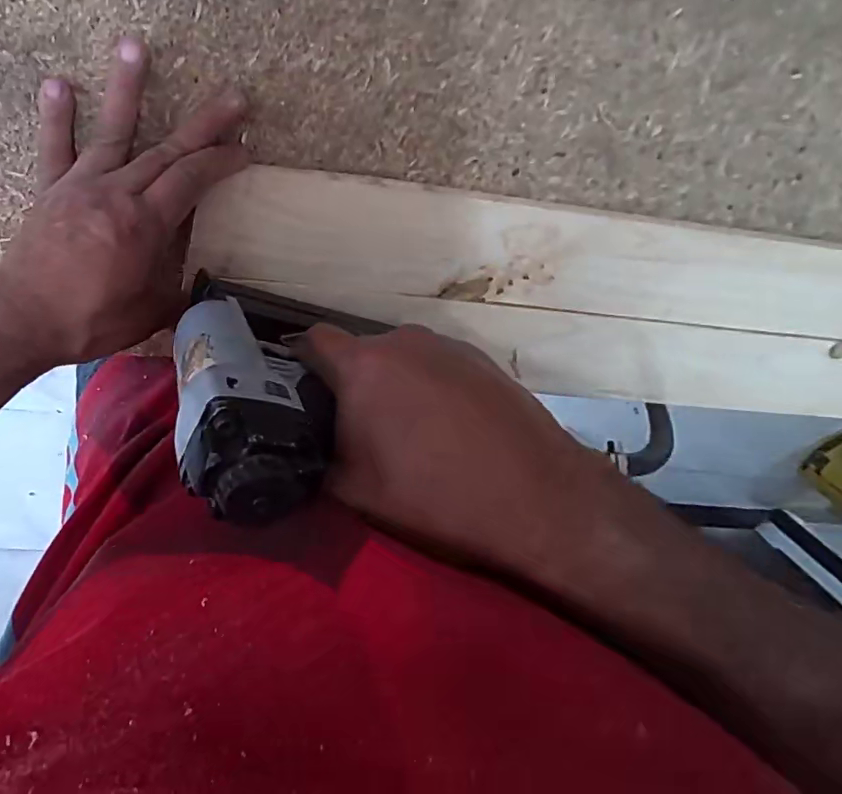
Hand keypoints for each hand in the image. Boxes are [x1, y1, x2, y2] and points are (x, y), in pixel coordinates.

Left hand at [0, 36, 249, 366]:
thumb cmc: (88, 321)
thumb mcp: (149, 314)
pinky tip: (57, 83)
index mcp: (145, 223)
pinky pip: (55, 149)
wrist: (21, 321)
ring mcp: (81, 186)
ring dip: (127, 88)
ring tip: (134, 45)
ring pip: (113, 132)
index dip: (221, 161)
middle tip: (233, 95)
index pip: (193, 179)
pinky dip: (57, 117)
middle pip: (168, 150)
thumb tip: (201, 282)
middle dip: (205, 123)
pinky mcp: (51, 191)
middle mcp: (117, 194)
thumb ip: (178, 290)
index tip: (244, 148)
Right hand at [298, 323, 654, 586]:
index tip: (297, 389)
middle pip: (358, 351)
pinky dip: (429, 386)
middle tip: (355, 426)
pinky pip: (436, 364)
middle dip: (349, 381)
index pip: (312, 339)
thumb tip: (301, 449)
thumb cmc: (437, 497)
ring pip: (400, 357)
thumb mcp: (357, 492)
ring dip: (392, 383)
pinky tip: (448, 427)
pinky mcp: (483, 359)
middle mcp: (402, 341)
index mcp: (363, 366)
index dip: (298, 360)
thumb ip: (317, 460)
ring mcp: (447, 346)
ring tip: (407, 430)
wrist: (543, 502)